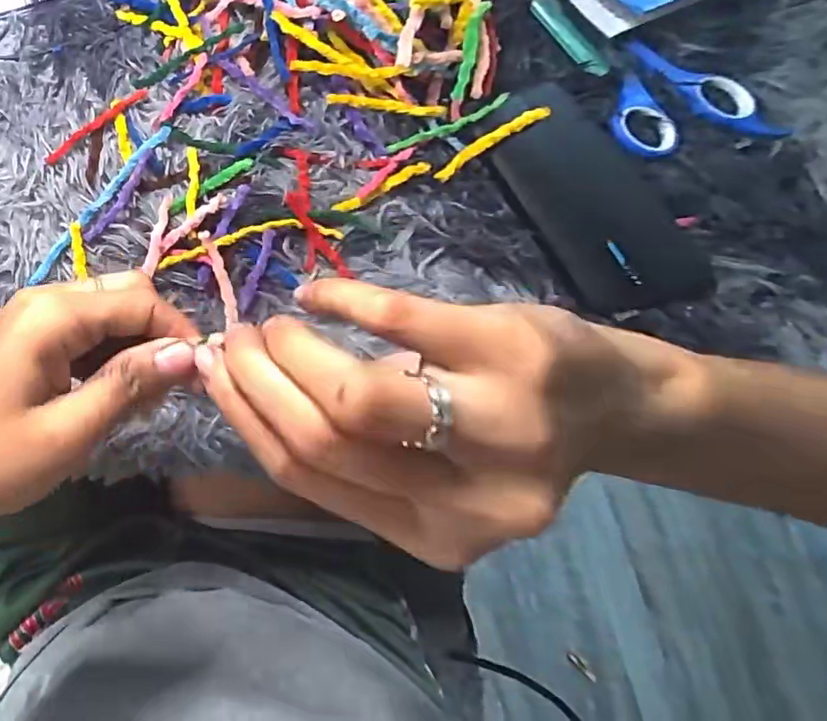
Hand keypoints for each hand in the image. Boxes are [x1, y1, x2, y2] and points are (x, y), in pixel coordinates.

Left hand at [0, 271, 206, 527]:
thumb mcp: (66, 433)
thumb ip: (127, 387)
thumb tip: (188, 354)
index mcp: (52, 314)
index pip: (139, 299)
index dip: (178, 333)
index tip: (202, 380)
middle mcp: (46, 298)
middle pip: (125, 294)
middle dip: (158, 336)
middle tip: (173, 394)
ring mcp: (36, 314)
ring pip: (109, 311)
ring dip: (136, 348)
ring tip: (144, 403)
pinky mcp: (33, 335)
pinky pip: (87, 330)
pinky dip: (111, 356)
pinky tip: (114, 396)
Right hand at [201, 280, 699, 568]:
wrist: (614, 403)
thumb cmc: (495, 435)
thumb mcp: (419, 466)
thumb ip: (338, 448)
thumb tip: (227, 386)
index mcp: (436, 532)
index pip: (306, 472)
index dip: (245, 413)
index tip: (211, 369)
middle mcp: (472, 499)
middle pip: (323, 438)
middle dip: (258, 377)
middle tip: (236, 337)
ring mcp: (499, 425)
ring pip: (354, 395)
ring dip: (291, 347)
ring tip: (272, 322)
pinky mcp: (508, 350)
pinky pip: (396, 319)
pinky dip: (340, 298)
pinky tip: (314, 294)